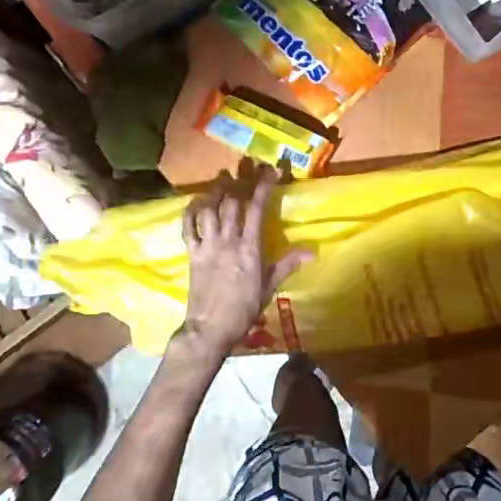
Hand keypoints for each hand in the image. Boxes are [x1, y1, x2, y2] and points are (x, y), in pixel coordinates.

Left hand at [180, 166, 311, 355]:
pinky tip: (196, 203)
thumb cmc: (243, 310)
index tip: (270, 171)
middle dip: (239, 184)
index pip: (256, 209)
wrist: (210, 328)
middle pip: (231, 204)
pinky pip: (188, 227)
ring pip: (209, 210)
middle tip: (245, 172)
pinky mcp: (192, 254)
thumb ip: (287, 265)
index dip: (263, 187)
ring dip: (215, 192)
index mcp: (249, 249)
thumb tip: (312, 251)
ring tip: (222, 182)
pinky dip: (191, 211)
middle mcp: (227, 242)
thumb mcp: (269, 288)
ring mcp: (207, 246)